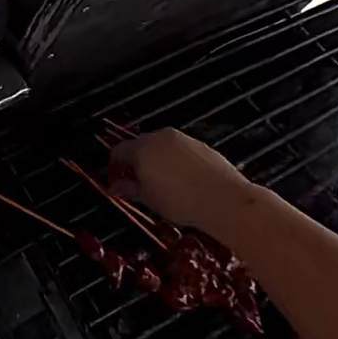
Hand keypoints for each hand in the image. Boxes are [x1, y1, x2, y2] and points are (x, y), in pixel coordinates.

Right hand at [108, 129, 254, 231]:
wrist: (223, 198)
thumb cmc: (183, 201)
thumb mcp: (149, 199)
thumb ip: (128, 188)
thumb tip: (116, 186)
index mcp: (143, 149)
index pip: (118, 150)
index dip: (114, 166)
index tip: (116, 180)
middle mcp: (160, 137)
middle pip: (138, 145)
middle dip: (135, 162)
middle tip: (136, 184)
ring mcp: (180, 138)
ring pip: (159, 146)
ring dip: (155, 160)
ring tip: (161, 185)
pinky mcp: (197, 143)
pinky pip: (178, 149)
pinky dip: (173, 160)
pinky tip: (180, 181)